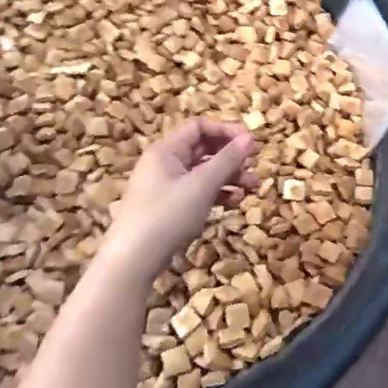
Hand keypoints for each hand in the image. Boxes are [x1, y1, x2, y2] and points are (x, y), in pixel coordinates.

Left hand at [100, 120, 257, 281]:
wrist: (132, 261)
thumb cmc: (167, 215)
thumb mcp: (202, 185)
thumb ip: (227, 160)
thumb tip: (250, 138)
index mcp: (166, 150)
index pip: (199, 127)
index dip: (226, 130)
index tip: (250, 142)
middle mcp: (164, 164)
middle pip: (203, 149)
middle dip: (231, 156)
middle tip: (255, 164)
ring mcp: (165, 187)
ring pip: (203, 173)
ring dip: (229, 177)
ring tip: (252, 188)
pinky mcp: (169, 208)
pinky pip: (197, 192)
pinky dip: (217, 194)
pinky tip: (234, 204)